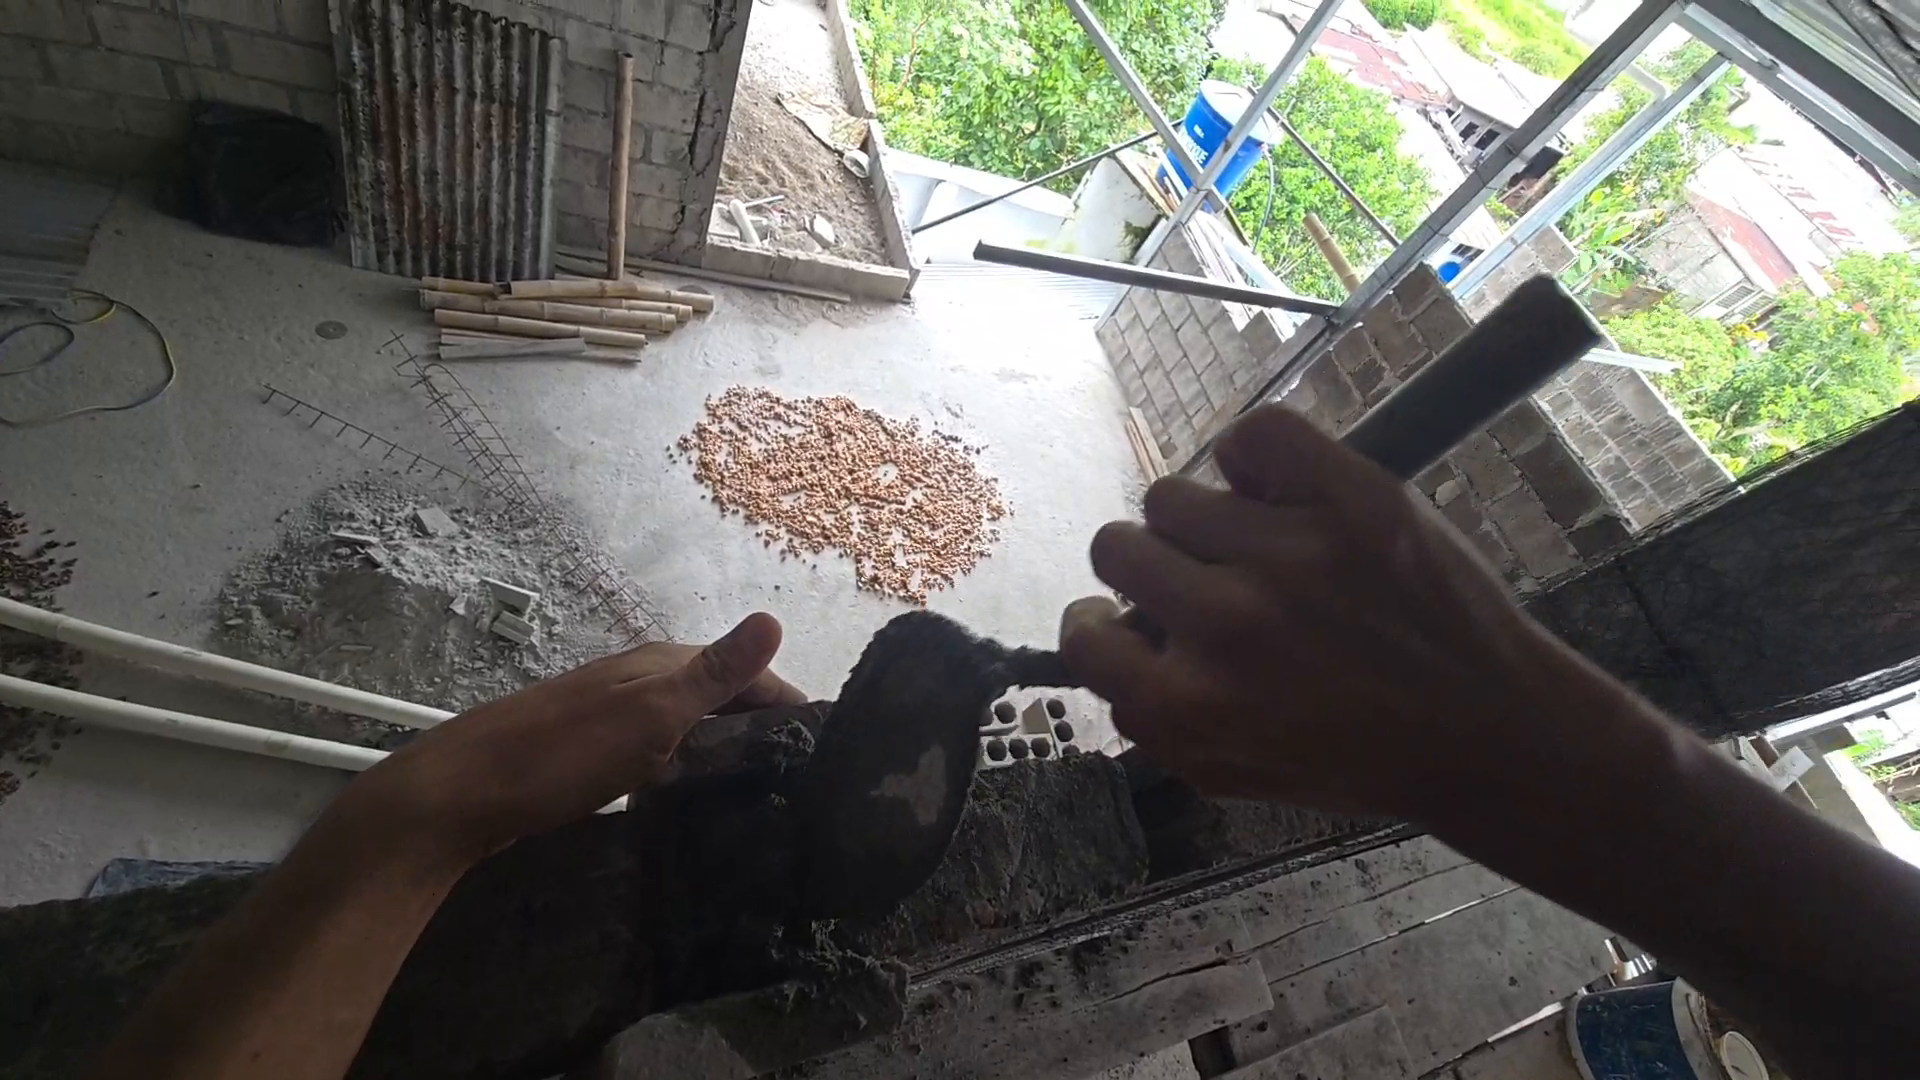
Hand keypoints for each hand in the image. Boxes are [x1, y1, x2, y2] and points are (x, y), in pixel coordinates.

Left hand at [331, 612, 793, 867]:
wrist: (456, 796)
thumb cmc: (564, 754)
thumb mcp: (652, 713)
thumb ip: (716, 671)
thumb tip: (774, 617)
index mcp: (665, 663)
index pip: (748, 671)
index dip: (786, 700)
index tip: (819, 742)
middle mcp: (644, 676)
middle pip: (721, 691)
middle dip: (761, 720)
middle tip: (796, 771)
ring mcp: (616, 709)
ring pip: (692, 718)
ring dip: (726, 739)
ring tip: (756, 784)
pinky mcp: (594, 743)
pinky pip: (664, 741)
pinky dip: (691, 757)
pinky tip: (692, 788)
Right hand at [1060, 406, 1572, 819]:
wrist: (1492, 735)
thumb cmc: (1346, 758)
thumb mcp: (1222, 772)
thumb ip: (1144, 717)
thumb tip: (1108, 633)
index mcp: (1185, 704)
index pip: (1082, 635)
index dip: (1096, 623)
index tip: (1124, 618)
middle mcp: (1223, 623)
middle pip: (1116, 545)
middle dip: (1147, 568)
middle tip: (1196, 582)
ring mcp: (1287, 553)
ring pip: (1171, 496)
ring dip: (1200, 525)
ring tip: (1253, 549)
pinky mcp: (1348, 497)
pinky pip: (1249, 437)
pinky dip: (1250, 460)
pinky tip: (1276, 495)